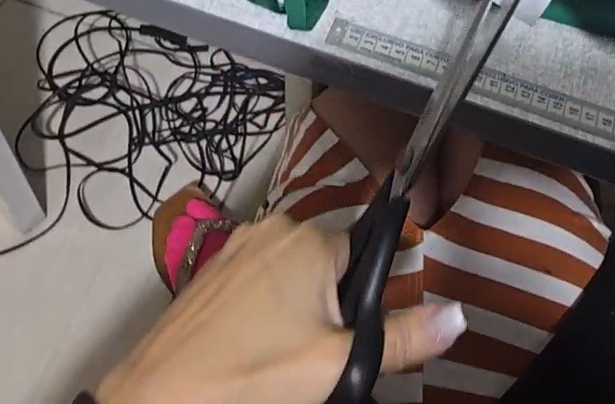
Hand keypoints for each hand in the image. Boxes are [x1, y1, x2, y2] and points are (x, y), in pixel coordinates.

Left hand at [97, 214, 464, 403]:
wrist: (156, 398)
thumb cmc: (251, 377)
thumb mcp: (335, 365)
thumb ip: (400, 339)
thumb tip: (458, 317)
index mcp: (313, 239)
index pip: (362, 256)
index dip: (361, 299)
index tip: (345, 335)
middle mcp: (278, 227)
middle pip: (327, 266)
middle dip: (328, 308)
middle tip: (310, 358)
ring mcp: (240, 244)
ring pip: (291, 275)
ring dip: (295, 312)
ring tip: (277, 361)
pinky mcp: (213, 266)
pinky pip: (258, 281)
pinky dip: (263, 311)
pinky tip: (249, 352)